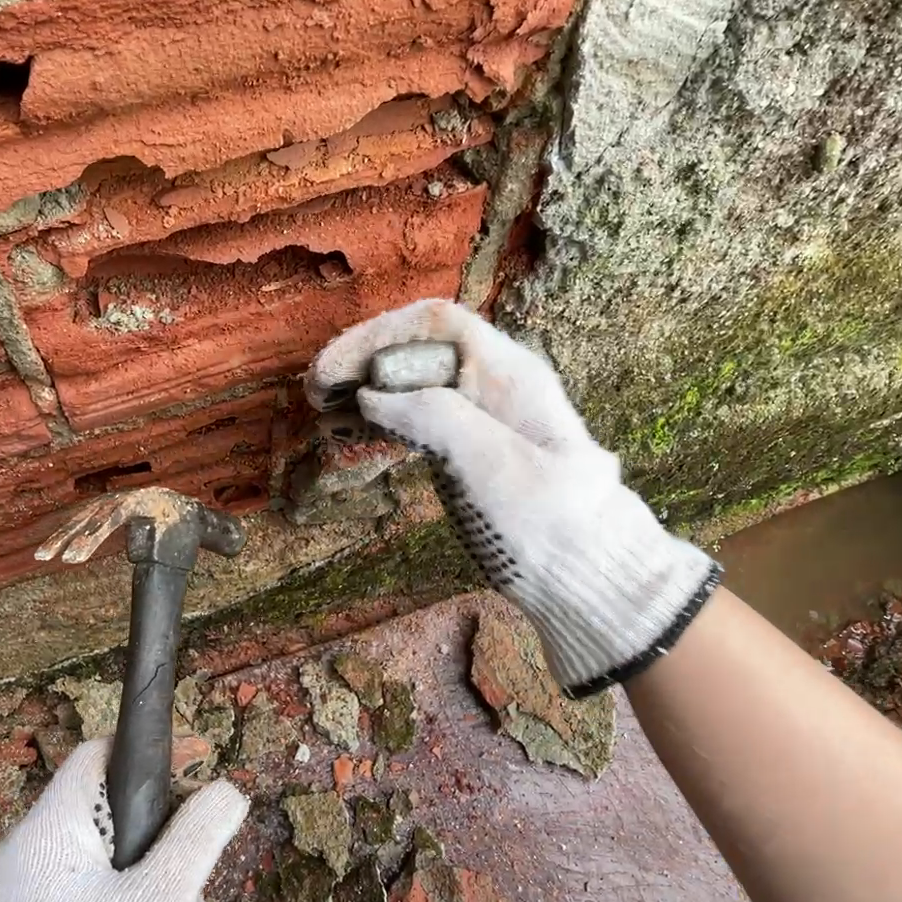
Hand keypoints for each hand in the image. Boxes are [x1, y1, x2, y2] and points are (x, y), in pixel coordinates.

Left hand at [0, 740, 248, 901]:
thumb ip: (195, 838)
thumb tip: (228, 790)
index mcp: (51, 829)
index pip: (99, 756)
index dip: (151, 756)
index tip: (197, 766)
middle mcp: (31, 855)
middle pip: (115, 823)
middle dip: (171, 857)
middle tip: (207, 891)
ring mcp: (29, 898)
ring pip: (109, 875)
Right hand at [307, 299, 719, 694]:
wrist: (586, 577)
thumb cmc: (552, 522)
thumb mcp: (496, 466)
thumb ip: (437, 419)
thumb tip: (373, 395)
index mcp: (508, 373)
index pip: (435, 324)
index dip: (376, 337)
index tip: (332, 370)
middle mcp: (491, 386)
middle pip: (418, 349)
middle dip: (362, 361)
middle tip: (315, 391)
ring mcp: (478, 419)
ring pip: (412, 384)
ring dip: (364, 389)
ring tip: (321, 409)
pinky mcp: (467, 453)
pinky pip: (416, 419)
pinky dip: (378, 419)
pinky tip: (349, 430)